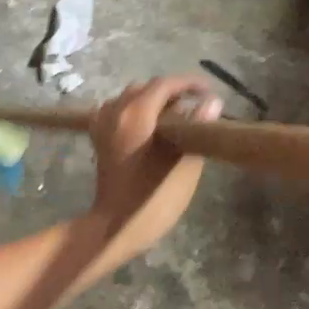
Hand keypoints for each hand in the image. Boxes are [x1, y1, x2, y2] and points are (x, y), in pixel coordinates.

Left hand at [88, 75, 221, 255]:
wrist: (116, 225)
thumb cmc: (154, 198)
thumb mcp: (184, 163)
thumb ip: (196, 127)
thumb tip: (211, 102)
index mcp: (134, 115)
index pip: (163, 85)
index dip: (189, 83)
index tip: (210, 92)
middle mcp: (114, 113)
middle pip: (144, 89)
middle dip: (170, 92)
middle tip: (196, 106)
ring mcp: (101, 125)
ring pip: (128, 99)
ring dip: (151, 101)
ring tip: (176, 117)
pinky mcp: (97, 139)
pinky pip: (116, 112)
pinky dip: (133, 112)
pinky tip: (149, 127)